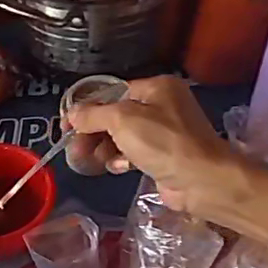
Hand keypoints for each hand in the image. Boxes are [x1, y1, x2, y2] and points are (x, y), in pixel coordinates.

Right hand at [65, 74, 252, 216]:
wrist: (201, 180)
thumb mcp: (122, 120)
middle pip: (114, 116)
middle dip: (93, 133)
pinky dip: (122, 159)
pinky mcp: (163, 155)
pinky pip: (132, 153)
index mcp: (156, 87)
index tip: (66, 126)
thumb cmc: (163, 142)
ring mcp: (164, 131)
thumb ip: (93, 114)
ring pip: (121, 136)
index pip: (111, 93)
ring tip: (94, 161)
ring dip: (105, 149)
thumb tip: (72, 113)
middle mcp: (162, 105)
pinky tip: (120, 168)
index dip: (86, 109)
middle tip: (75, 148)